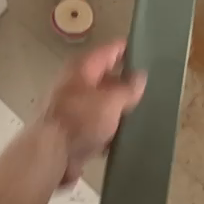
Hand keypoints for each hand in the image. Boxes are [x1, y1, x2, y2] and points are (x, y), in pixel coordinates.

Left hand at [38, 40, 145, 186]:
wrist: (50, 155)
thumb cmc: (81, 120)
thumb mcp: (112, 101)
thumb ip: (128, 88)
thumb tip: (140, 75)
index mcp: (83, 66)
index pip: (111, 48)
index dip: (131, 48)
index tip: (151, 53)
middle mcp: (75, 81)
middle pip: (107, 76)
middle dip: (127, 82)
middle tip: (153, 87)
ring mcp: (72, 105)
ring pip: (102, 100)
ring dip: (119, 108)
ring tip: (143, 113)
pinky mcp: (72, 128)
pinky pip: (96, 122)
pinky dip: (109, 127)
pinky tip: (125, 136)